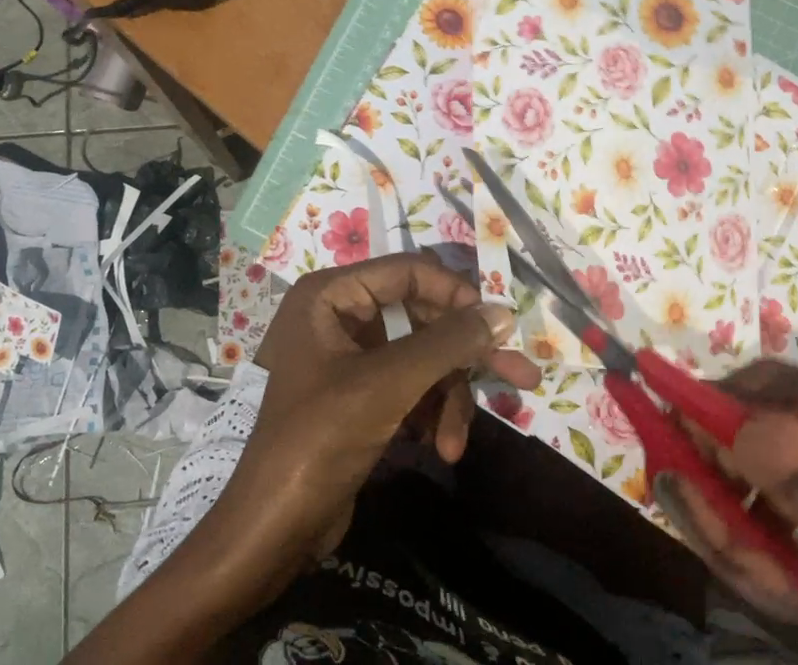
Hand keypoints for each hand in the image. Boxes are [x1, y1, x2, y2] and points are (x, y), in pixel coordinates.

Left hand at [217, 254, 536, 590]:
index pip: (409, 272)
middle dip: (463, 357)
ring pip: (423, 360)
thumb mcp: (388, 384)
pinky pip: (410, 389)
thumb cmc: (322, 437)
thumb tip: (503, 312)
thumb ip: (447, 343)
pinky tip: (440, 448)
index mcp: (330, 296)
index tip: (501, 325)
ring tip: (454, 443)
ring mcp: (349, 359)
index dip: (457, 294)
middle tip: (520, 378)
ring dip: (447, 400)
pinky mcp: (361, 398)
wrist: (277, 525)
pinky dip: (429, 415)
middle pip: (422, 318)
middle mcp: (338, 317)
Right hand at [671, 360, 797, 617]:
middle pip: (699, 458)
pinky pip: (748, 506)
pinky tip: (793, 572)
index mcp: (767, 387)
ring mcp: (771, 443)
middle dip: (717, 521)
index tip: (716, 532)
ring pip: (720, 488)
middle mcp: (758, 407)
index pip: (688, 416)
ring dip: (739, 541)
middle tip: (762, 575)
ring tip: (784, 583)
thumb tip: (732, 439)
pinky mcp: (789, 476)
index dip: (685, 473)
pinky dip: (760, 542)